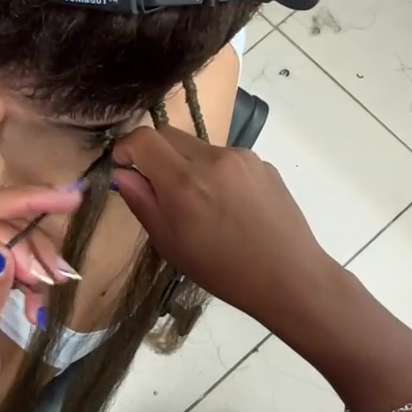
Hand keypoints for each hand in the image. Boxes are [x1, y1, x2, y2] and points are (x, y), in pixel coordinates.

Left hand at [0, 187, 82, 411]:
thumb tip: (2, 250)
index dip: (12, 238)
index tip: (41, 274)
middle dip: (31, 207)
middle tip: (74, 200)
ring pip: (2, 231)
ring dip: (36, 248)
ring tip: (61, 279)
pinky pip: (8, 256)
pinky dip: (31, 269)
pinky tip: (42, 297)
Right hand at [110, 124, 330, 324]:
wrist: (289, 276)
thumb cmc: (222, 270)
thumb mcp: (170, 244)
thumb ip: (142, 202)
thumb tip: (122, 172)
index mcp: (184, 181)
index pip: (144, 138)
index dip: (127, 148)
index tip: (125, 167)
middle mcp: (212, 158)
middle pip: (169, 134)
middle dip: (155, 153)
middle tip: (158, 187)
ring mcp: (241, 157)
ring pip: (198, 146)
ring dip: (186, 164)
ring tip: (201, 203)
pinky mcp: (262, 162)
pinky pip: (225, 158)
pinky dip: (215, 172)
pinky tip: (229, 206)